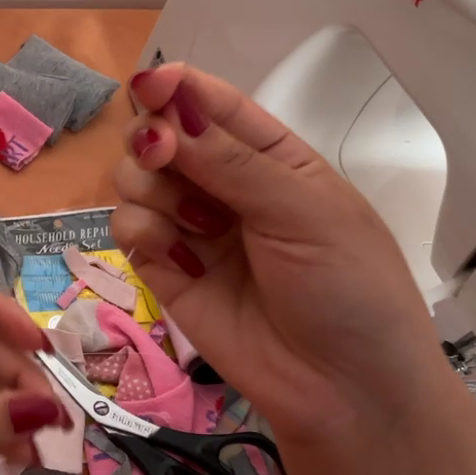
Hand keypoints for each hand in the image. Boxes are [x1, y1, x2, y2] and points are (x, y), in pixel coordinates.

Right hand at [112, 64, 458, 445]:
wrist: (341, 391)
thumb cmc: (349, 289)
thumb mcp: (305, 212)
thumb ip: (232, 162)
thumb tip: (169, 111)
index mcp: (271, 158)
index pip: (213, 106)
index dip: (179, 88)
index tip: (152, 84)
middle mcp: (222, 186)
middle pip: (159, 136)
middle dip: (153, 138)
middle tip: (160, 153)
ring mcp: (188, 227)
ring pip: (134, 179)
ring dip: (148, 187)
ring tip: (188, 224)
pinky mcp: (161, 268)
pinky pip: (126, 227)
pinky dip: (140, 232)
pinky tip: (174, 256)